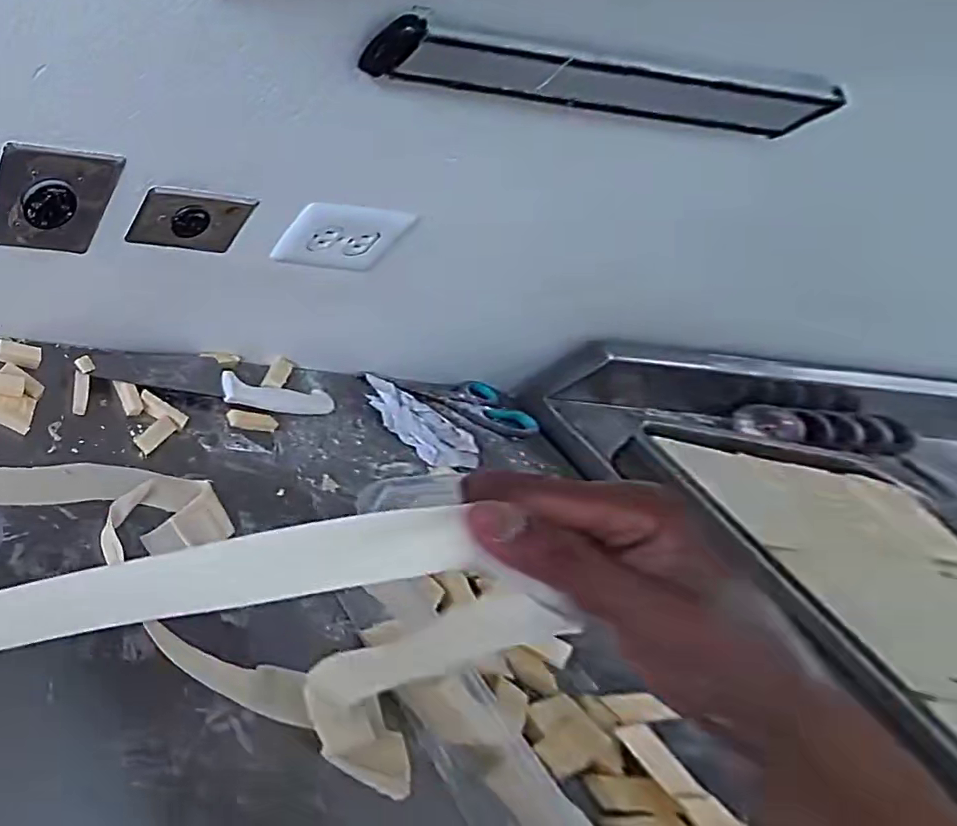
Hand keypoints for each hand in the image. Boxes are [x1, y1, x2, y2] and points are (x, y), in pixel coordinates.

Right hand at [464, 471, 956, 825]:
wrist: (776, 722)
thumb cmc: (725, 664)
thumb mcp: (643, 613)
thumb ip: (561, 561)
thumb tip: (480, 516)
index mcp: (635, 504)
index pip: (532, 491)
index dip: (483, 510)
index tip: (437, 537)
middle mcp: (617, 505)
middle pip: (523, 499)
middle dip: (490, 527)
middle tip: (470, 566)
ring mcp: (608, 530)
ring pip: (524, 521)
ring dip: (503, 547)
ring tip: (499, 580)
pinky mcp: (597, 555)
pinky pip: (537, 544)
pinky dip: (520, 563)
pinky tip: (525, 587)